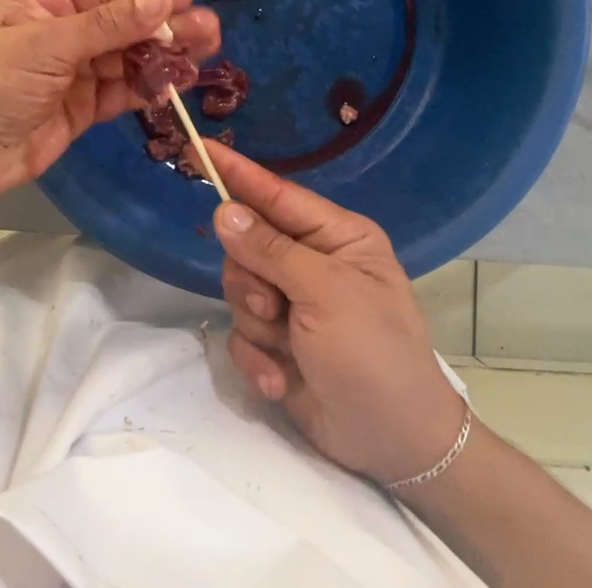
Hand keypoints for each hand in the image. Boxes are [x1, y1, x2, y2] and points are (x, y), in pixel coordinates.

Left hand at [0, 0, 219, 209]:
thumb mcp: (46, 47)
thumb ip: (107, 26)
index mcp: (42, 1)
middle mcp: (61, 31)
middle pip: (122, 22)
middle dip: (164, 25)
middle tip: (209, 30)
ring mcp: (73, 70)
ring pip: (128, 56)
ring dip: (164, 55)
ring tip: (205, 54)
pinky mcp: (82, 106)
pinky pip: (121, 90)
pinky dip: (147, 87)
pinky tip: (177, 84)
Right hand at [208, 143, 465, 485]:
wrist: (393, 443)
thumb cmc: (373, 353)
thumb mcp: (327, 293)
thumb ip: (271, 250)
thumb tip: (224, 210)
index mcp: (338, 237)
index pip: (277, 195)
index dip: (237, 173)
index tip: (198, 148)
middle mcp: (313, 264)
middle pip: (247, 245)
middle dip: (252, 280)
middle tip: (274, 306)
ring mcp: (294, 305)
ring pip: (239, 290)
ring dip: (256, 324)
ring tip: (287, 348)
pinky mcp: (278, 344)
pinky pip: (241, 334)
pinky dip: (257, 359)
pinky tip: (282, 380)